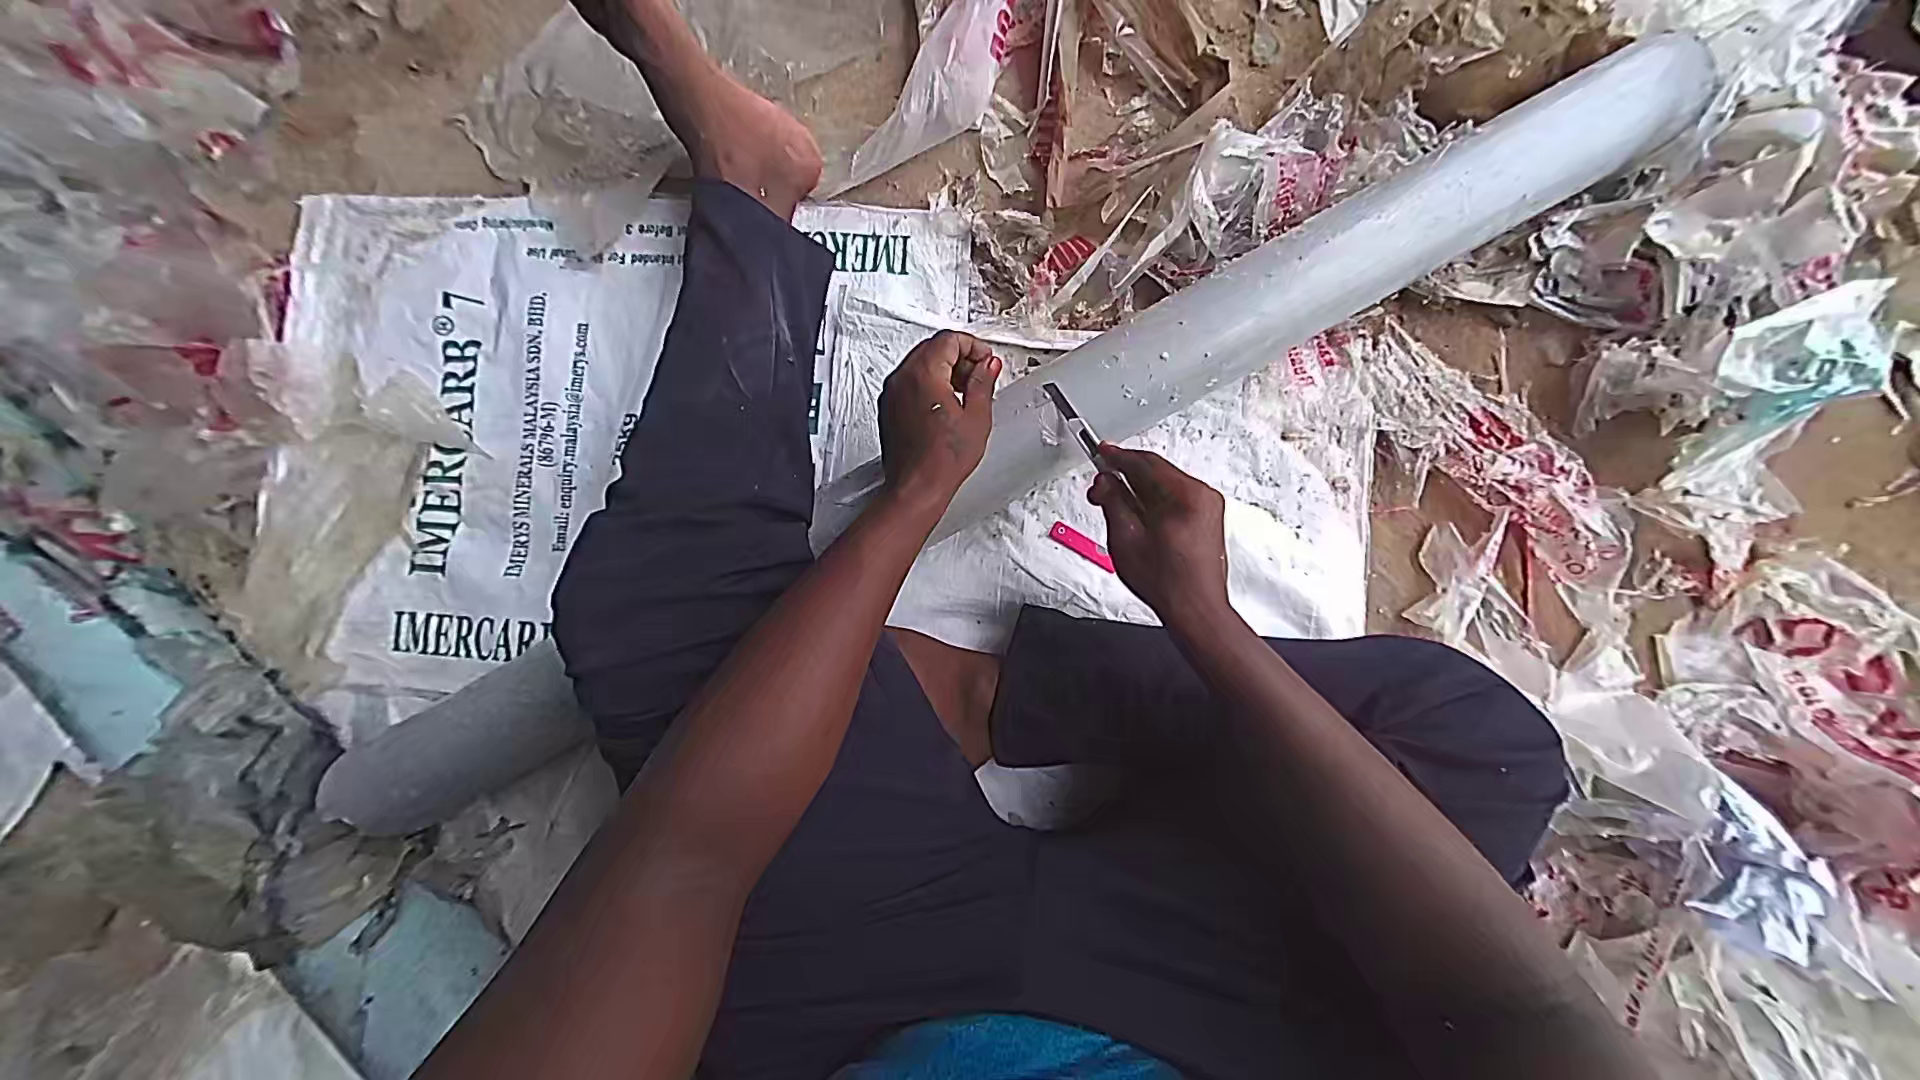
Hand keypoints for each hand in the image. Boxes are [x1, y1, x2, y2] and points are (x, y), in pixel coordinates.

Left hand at [880, 331, 999, 511]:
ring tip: (966, 393)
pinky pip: (909, 383)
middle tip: (979, 375)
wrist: (917, 487)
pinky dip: (929, 385)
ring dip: (945, 370)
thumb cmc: (942, 460)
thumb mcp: (977, 417)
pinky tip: (947, 406)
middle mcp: (902, 379)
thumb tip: (988, 366)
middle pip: (933, 348)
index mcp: (923, 374)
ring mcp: (892, 393)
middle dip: (960, 357)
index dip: (973, 346)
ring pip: (920, 364)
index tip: (986, 360)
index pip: (949, 339)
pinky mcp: (889, 408)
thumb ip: (983, 382)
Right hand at [1087, 445, 1229, 628]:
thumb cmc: (1168, 583)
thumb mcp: (1126, 539)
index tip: (1101, 452)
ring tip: (1113, 503)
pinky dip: (1152, 499)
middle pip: (1156, 472)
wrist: (1194, 608)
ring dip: (1137, 489)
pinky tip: (1135, 512)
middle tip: (1100, 485)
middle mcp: (1202, 496)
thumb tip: (1105, 482)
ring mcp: (1207, 507)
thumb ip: (1113, 502)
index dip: (1118, 457)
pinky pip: (1174, 497)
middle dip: (1124, 475)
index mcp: (1186, 496)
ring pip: (1164, 484)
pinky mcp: (1205, 517)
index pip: (1146, 463)